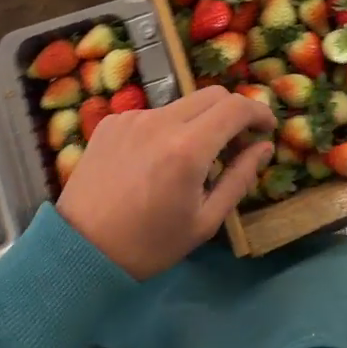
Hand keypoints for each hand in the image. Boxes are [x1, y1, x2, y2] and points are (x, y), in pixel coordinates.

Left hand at [55, 86, 274, 278]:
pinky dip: (165, 130)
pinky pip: (151, 115)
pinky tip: (155, 162)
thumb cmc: (149, 245)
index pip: (236, 107)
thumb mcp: (205, 221)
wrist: (79, 252)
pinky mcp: (111, 122)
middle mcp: (161, 121)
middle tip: (236, 142)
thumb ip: (239, 178)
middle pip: (212, 95)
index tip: (267, 128)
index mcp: (188, 148)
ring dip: (198, 122)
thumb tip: (264, 147)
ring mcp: (132, 118)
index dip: (259, 112)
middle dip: (232, 112)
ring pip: (181, 105)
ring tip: (190, 160)